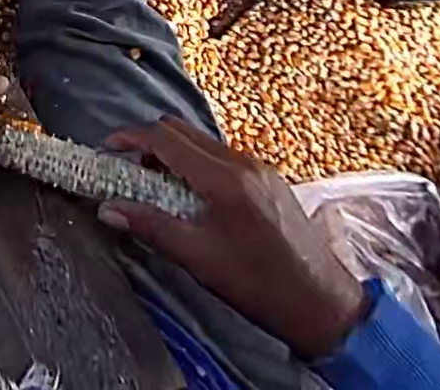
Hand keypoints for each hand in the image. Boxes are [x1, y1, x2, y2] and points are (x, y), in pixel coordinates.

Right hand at [95, 118, 368, 358]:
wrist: (332, 311)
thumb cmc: (261, 286)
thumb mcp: (199, 259)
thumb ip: (150, 226)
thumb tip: (107, 209)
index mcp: (224, 180)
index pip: (165, 138)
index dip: (130, 137)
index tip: (108, 148)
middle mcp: (241, 163)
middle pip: (180, 129)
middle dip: (149, 141)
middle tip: (132, 168)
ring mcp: (258, 167)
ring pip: (200, 140)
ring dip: (172, 151)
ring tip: (160, 184)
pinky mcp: (268, 178)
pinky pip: (219, 154)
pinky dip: (195, 161)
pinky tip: (194, 193)